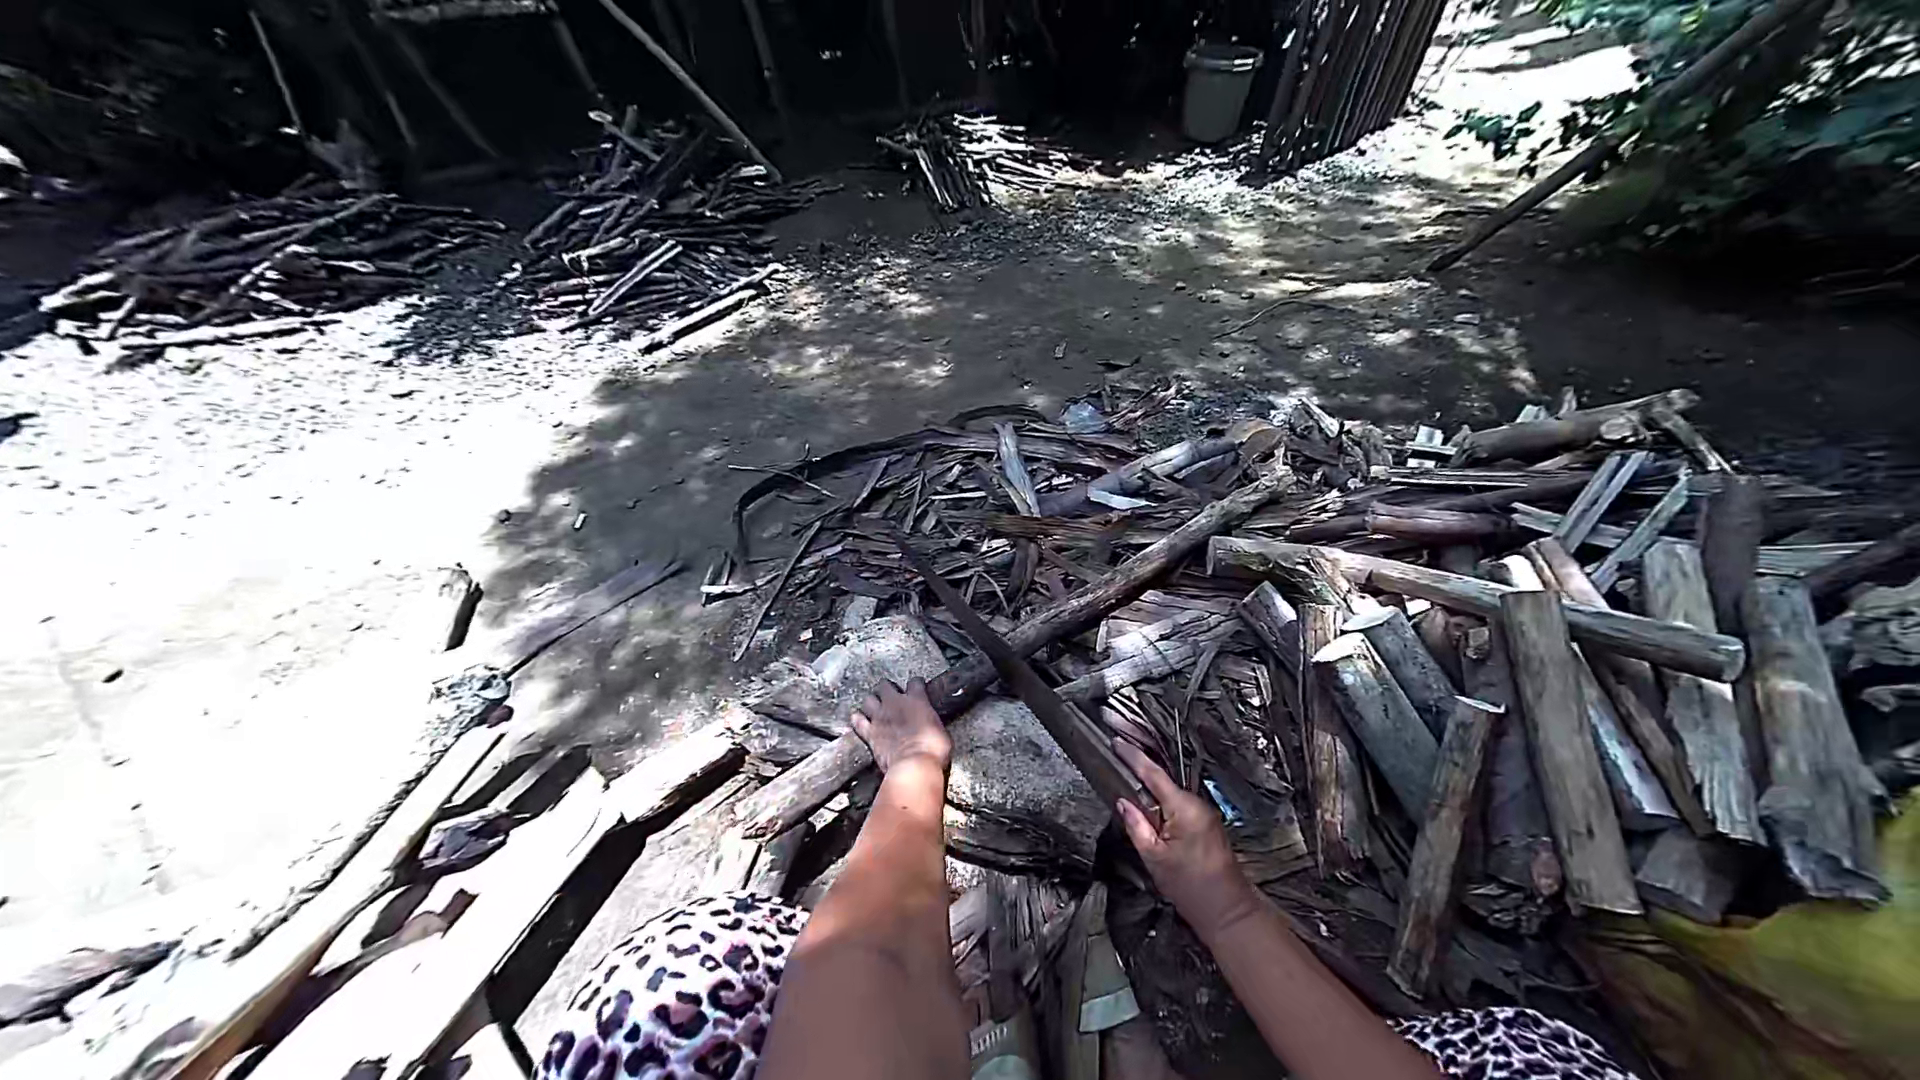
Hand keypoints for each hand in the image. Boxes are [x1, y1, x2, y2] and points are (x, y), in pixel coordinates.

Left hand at [851, 678, 950, 772]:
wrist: (914, 765)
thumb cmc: (933, 749)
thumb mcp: (941, 731)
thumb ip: (931, 722)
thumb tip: (930, 725)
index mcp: (917, 700)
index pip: (915, 682)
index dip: (915, 685)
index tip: (917, 689)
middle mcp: (896, 703)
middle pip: (885, 685)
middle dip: (887, 689)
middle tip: (891, 698)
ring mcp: (880, 717)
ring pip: (868, 699)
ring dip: (871, 703)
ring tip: (875, 708)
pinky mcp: (870, 733)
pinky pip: (858, 721)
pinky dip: (857, 720)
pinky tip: (858, 720)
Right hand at [1112, 739, 1261, 940]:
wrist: (1228, 914)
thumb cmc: (1193, 889)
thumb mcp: (1154, 857)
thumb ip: (1136, 825)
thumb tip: (1123, 802)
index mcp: (1185, 808)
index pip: (1153, 774)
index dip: (1133, 756)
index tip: (1117, 743)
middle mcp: (1198, 805)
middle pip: (1162, 783)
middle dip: (1140, 780)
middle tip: (1118, 778)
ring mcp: (1204, 814)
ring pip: (1169, 796)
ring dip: (1151, 799)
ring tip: (1135, 811)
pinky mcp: (1206, 825)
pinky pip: (1178, 807)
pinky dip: (1163, 810)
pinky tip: (1153, 824)